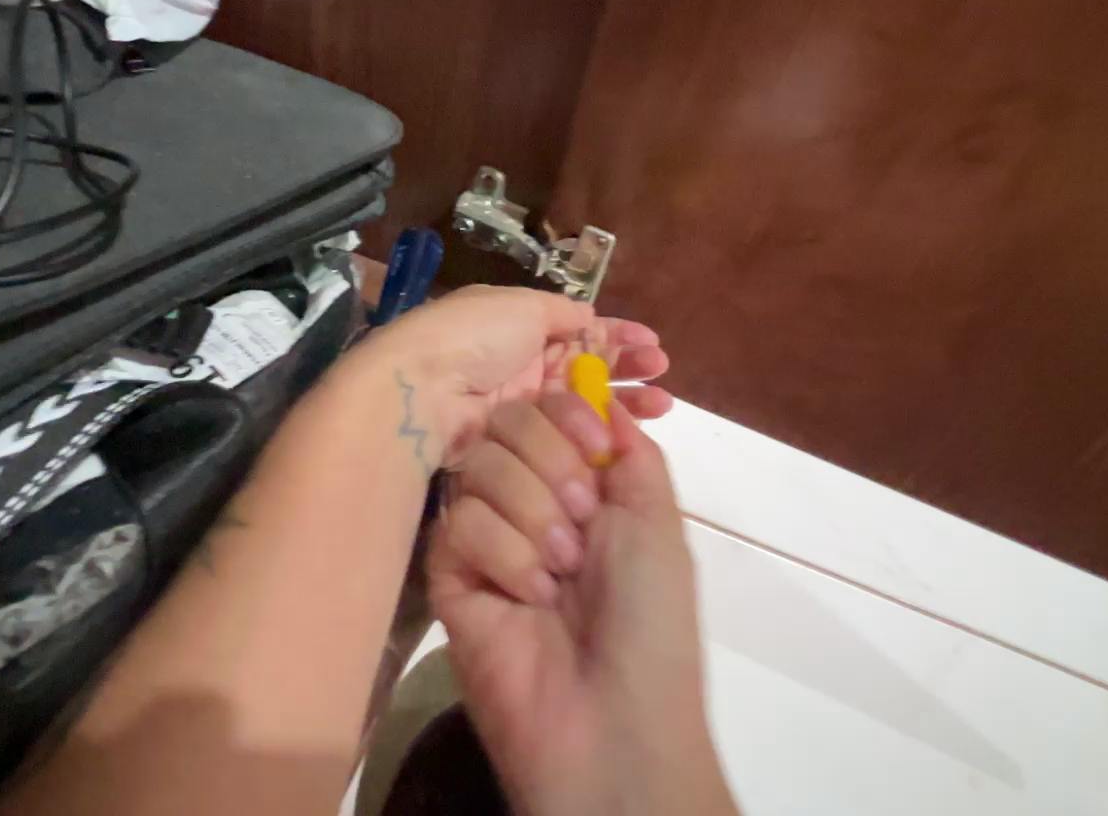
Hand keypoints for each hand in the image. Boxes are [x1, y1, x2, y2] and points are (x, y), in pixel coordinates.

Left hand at [353, 285, 672, 453]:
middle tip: (662, 374)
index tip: (652, 344)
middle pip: (590, 366)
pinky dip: (600, 430)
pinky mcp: (522, 440)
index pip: (581, 329)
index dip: (618, 335)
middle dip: (629, 368)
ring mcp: (525, 404)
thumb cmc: (474, 336)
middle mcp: (526, 363)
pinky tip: (629, 430)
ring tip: (662, 404)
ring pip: (586, 401)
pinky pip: (568, 432)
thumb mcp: (520, 305)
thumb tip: (590, 316)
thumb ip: (561, 311)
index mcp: (524, 324)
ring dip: (624, 400)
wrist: (424, 390)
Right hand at [427, 394, 738, 815]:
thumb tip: (594, 388)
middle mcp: (528, 494)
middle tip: (582, 522)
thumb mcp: (659, 520)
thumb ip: (628, 447)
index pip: (546, 406)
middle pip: (506, 423)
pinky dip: (504, 555)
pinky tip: (527, 597)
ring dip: (532, 516)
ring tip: (560, 573)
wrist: (611, 719)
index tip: (591, 446)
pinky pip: (458, 523)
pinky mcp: (448, 571)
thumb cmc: (649, 618)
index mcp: (577, 479)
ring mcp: (485, 531)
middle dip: (551, 466)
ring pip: (479, 467)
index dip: (565, 412)